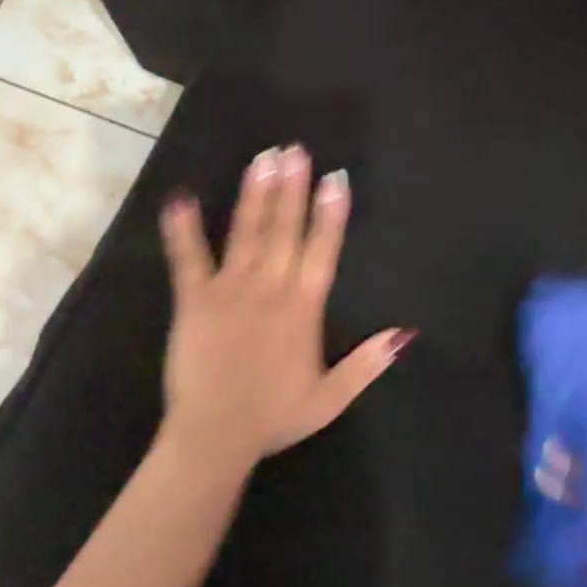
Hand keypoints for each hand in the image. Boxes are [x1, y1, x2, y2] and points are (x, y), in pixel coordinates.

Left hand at [158, 145, 412, 465]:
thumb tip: (405, 333)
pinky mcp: (194, 300)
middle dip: (291, 188)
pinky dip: (183, 230)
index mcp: (303, 309)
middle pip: (284, 230)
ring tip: (261, 159)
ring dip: (255, 195)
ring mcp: (230, 291)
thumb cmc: (274, 417)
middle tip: (294, 150)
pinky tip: (181, 198)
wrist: (215, 436)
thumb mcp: (331, 397)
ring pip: (246, 234)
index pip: (322, 250)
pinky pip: (188, 260)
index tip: (335, 178)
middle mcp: (270, 289)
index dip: (330, 214)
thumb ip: (368, 362)